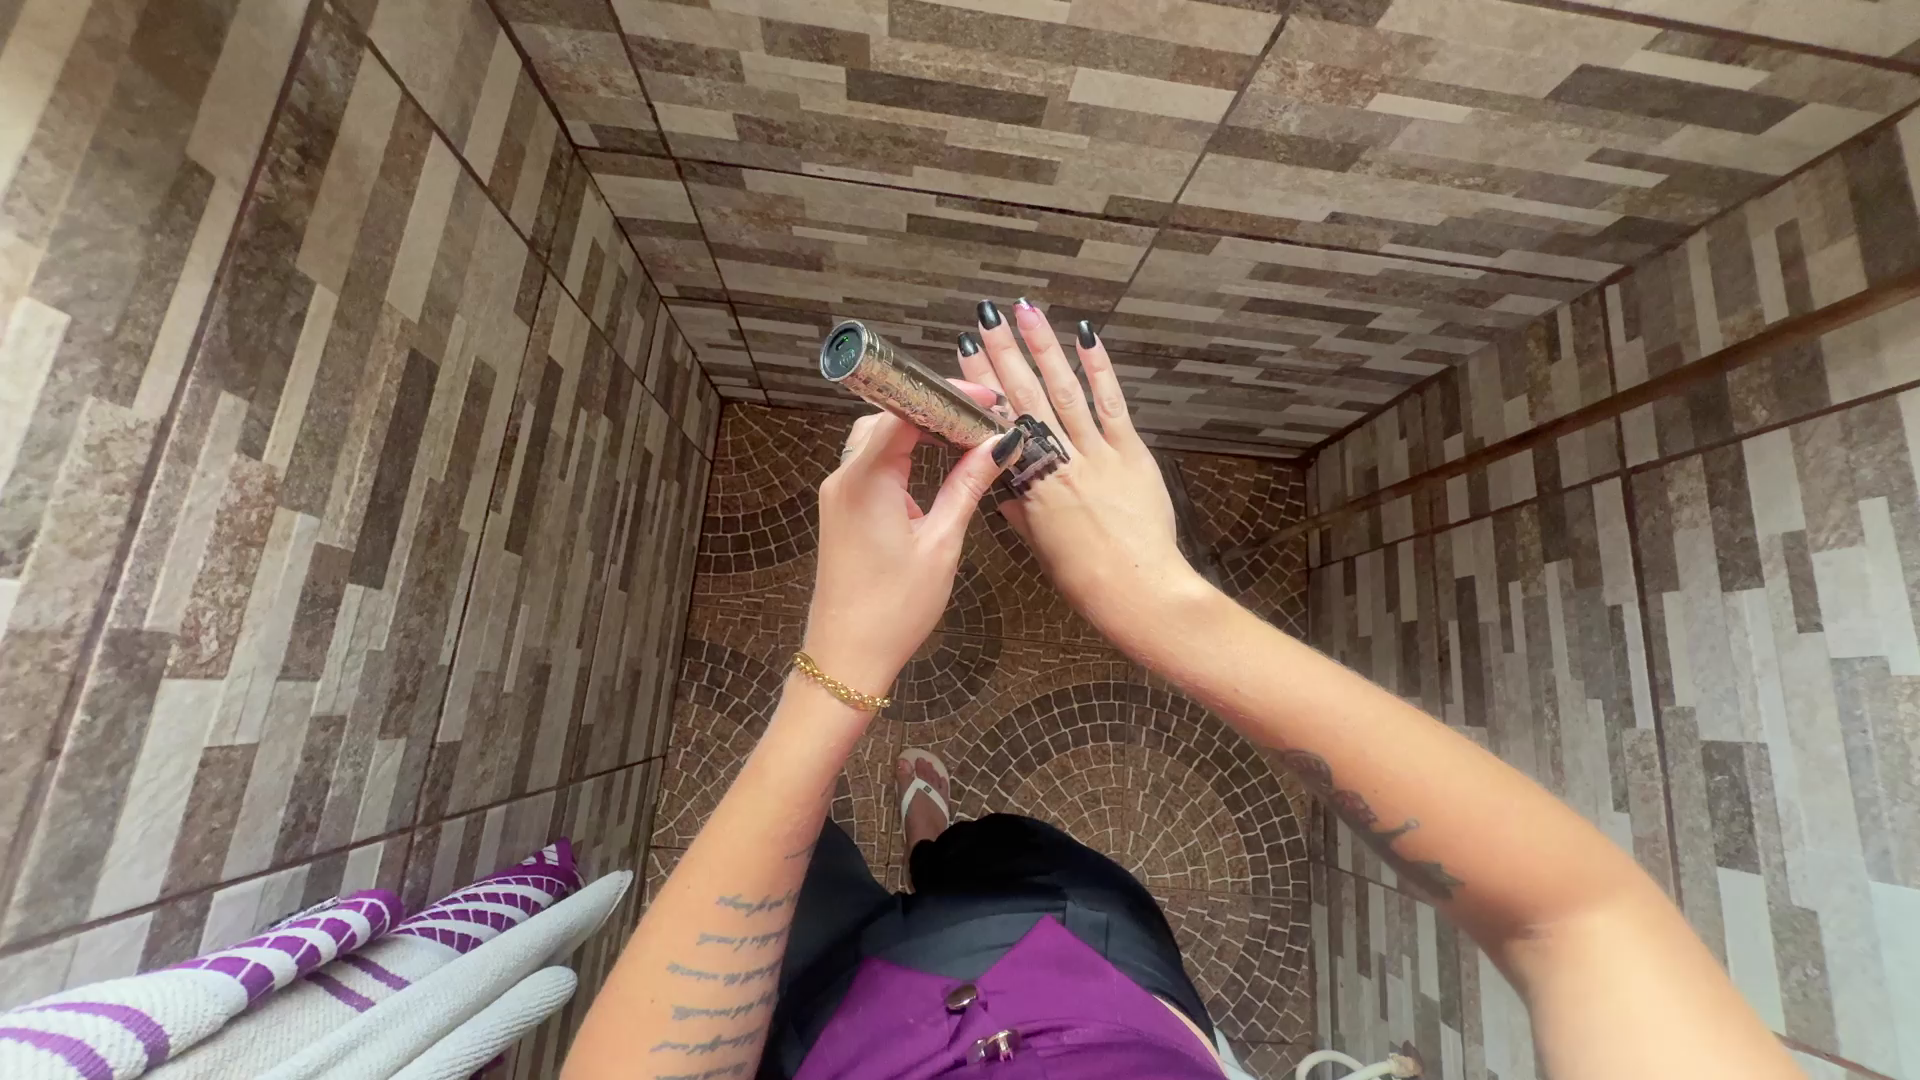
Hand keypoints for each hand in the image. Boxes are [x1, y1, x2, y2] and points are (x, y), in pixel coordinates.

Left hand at [802, 384, 1022, 701]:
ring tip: (965, 437)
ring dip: (920, 433)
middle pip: (889, 419)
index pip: (904, 411)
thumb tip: (998, 446)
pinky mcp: (842, 510)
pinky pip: (872, 465)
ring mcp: (839, 494)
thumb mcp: (942, 543)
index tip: (985, 400)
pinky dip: (904, 456)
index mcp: (865, 480)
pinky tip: (936, 463)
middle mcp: (844, 478)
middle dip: (935, 411)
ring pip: (879, 440)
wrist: (847, 657)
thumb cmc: (894, 608)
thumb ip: (968, 486)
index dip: (946, 398)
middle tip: (981, 418)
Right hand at [958, 301, 1208, 653]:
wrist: (1135, 589)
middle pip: (1025, 400)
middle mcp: (1058, 463)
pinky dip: (1099, 369)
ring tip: (1026, 313)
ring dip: (1044, 349)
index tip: (965, 354)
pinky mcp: (1131, 454)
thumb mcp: (1038, 546)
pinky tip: (1085, 336)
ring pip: (1064, 392)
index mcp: (1030, 487)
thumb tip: (1003, 486)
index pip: (998, 426)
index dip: (980, 387)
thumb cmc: (1084, 577)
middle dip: (1003, 354)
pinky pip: (1112, 405)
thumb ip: (1020, 509)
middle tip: (986, 318)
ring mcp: (1096, 455)